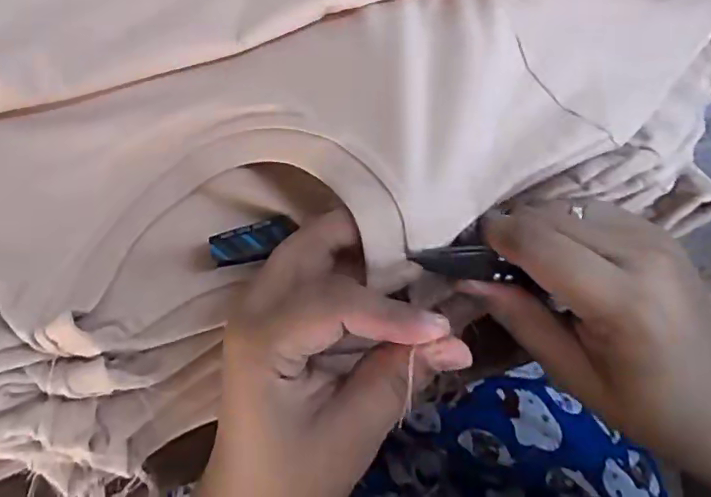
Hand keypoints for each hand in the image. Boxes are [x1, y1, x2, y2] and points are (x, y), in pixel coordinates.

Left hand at [198, 211, 472, 496]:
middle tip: (417, 248)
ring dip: (357, 247)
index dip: (390, 310)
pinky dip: (347, 266)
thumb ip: (398, 376)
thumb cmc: (293, 473)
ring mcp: (258, 299)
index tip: (441, 324)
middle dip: (365, 237)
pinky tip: (383, 281)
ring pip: (310, 246)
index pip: (333, 300)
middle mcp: (254, 301)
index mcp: (262, 336)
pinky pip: (310, 268)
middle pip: (312, 243)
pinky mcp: (271, 307)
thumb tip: (456, 342)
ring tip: (407, 261)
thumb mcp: (350, 433)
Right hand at [463, 206, 710, 496]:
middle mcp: (643, 254)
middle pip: (549, 216)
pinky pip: (589, 207)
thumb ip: (520, 318)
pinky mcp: (657, 227)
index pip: (540, 244)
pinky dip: (563, 221)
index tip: (469, 250)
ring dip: (537, 223)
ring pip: (565, 204)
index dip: (497, 238)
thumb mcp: (575, 377)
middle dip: (512, 229)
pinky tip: (563, 252)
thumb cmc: (649, 408)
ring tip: (529, 259)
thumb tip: (468, 274)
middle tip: (494, 260)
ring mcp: (654, 234)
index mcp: (626, 303)